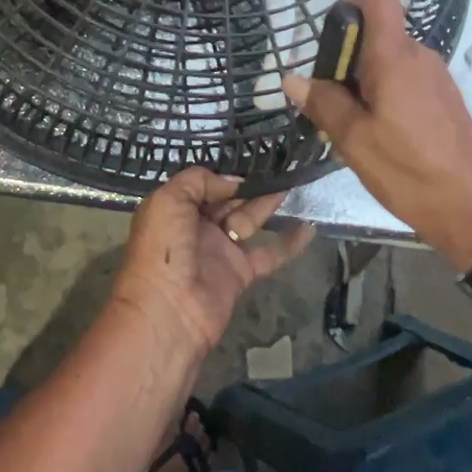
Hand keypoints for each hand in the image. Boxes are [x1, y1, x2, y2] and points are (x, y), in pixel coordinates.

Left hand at [111, 167, 315, 356]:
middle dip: (251, 183)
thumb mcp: (168, 201)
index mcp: (175, 209)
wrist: (167, 313)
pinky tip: (309, 227)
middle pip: (229, 199)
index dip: (225, 173)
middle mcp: (197, 227)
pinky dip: (289, 242)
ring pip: (250, 219)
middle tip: (280, 163)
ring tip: (295, 181)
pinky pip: (269, 252)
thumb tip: (232, 183)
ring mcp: (220, 250)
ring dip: (270, 202)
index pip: (204, 184)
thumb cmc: (162, 250)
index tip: (251, 158)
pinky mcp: (241, 272)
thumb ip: (199, 181)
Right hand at [283, 0, 471, 270]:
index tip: (330, 33)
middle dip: (349, 57)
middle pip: (380, 35)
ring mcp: (438, 77)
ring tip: (352, 122)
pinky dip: (387, 92)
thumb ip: (324, 103)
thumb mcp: (354, 141)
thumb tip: (293, 78)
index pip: (380, 1)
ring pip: (393, 60)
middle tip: (329, 97)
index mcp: (396, 59)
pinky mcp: (446, 99)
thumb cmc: (408, 171)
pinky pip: (409, 79)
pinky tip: (380, 132)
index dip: (353, 2)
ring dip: (367, 79)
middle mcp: (421, 57)